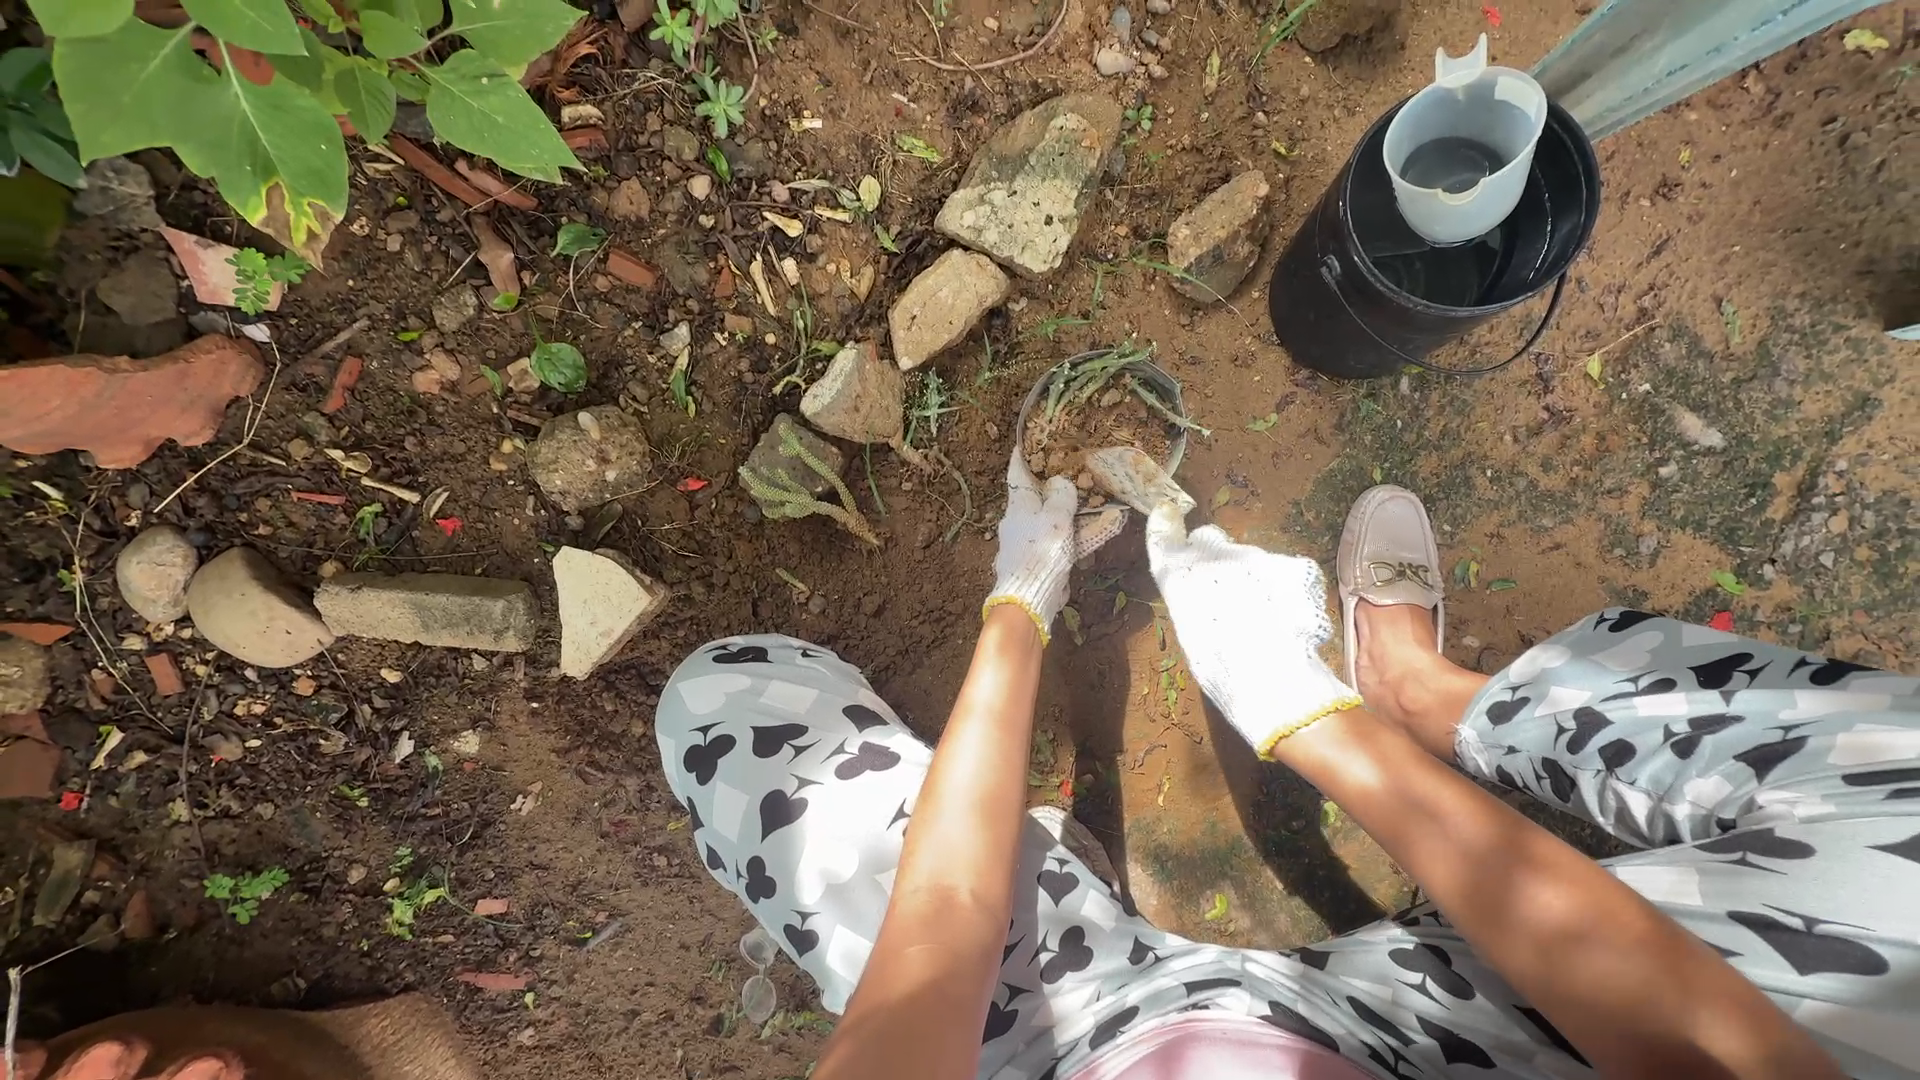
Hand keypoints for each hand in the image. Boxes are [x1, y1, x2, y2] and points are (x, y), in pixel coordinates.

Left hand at [983, 450, 1121, 643]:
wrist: (1030, 600)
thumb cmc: (1040, 552)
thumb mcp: (1055, 518)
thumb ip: (1061, 497)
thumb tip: (1059, 482)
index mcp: (1018, 506)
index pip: (1017, 475)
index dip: (1021, 458)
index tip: (1022, 445)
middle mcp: (1021, 522)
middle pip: (1040, 498)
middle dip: (1058, 488)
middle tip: (1075, 473)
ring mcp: (1032, 543)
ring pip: (1058, 522)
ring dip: (1081, 514)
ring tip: (1105, 504)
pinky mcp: (1044, 562)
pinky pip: (1066, 542)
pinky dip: (1084, 535)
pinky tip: (1108, 528)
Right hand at [1145, 505, 1359, 755]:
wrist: (1275, 679)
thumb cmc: (1220, 668)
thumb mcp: (1190, 631)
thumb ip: (1191, 598)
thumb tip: (1200, 587)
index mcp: (1178, 575)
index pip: (1164, 537)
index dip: (1165, 525)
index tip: (1167, 515)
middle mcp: (1212, 555)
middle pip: (1209, 540)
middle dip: (1211, 555)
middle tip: (1224, 587)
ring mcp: (1255, 555)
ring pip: (1247, 556)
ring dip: (1249, 574)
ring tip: (1261, 614)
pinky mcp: (1290, 564)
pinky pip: (1280, 569)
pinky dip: (1281, 586)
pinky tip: (1287, 615)